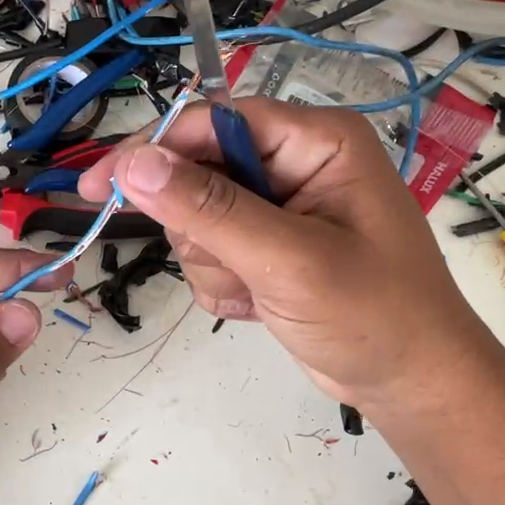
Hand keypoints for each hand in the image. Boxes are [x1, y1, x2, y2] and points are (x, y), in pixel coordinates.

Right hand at [77, 97, 501, 405]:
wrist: (407, 381)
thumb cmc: (372, 315)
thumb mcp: (286, 260)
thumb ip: (207, 209)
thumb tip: (131, 164)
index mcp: (312, 142)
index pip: (210, 123)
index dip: (152, 151)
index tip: (97, 187)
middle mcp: (290, 163)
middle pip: (193, 174)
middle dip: (198, 231)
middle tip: (233, 267)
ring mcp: (274, 207)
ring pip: (191, 220)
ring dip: (212, 265)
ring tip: (258, 292)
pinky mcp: (261, 244)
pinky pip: (204, 252)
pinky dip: (220, 284)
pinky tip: (259, 303)